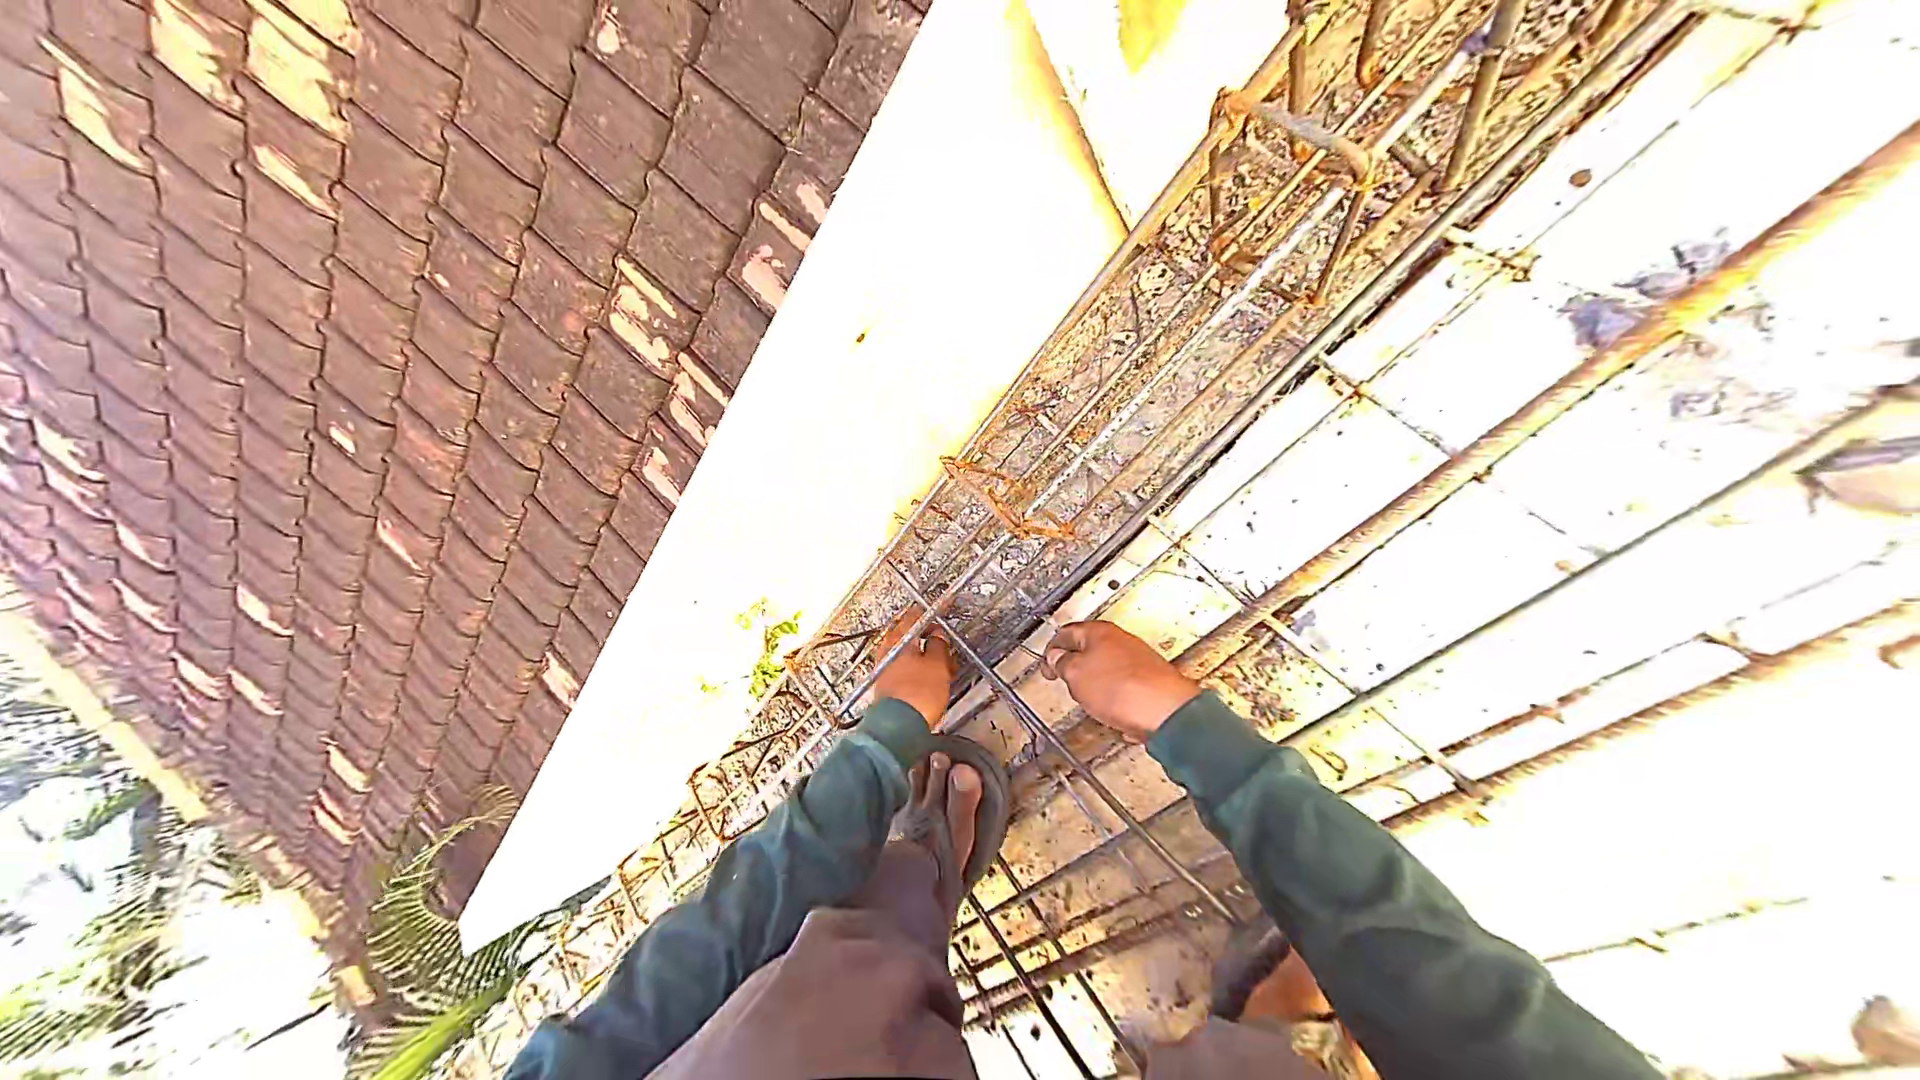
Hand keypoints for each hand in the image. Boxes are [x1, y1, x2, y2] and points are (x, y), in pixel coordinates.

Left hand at [870, 605, 955, 727]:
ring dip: (923, 655)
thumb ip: (938, 646)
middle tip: (942, 639)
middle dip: (926, 636)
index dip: (930, 613)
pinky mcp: (888, 689)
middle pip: (907, 636)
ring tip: (941, 664)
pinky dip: (918, 672)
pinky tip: (930, 681)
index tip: (941, 611)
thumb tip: (939, 637)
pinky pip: (905, 672)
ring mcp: (885, 671)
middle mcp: (887, 653)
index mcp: (898, 640)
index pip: (914, 616)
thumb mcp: (937, 665)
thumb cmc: (916, 696)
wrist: (900, 728)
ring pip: (907, 655)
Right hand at [1040, 621, 1200, 741]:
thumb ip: (1062, 663)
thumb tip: (1057, 658)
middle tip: (1069, 683)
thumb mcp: (1075, 674)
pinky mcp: (1149, 681)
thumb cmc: (1125, 690)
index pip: (1066, 633)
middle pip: (1087, 651)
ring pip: (1105, 670)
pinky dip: (1115, 698)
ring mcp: (1137, 660)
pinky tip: (1115, 710)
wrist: (1166, 713)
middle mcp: (1120, 641)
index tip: (1048, 665)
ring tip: (1094, 701)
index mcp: (1099, 631)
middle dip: (1075, 670)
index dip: (1052, 651)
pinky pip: (1123, 687)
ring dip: (1095, 686)